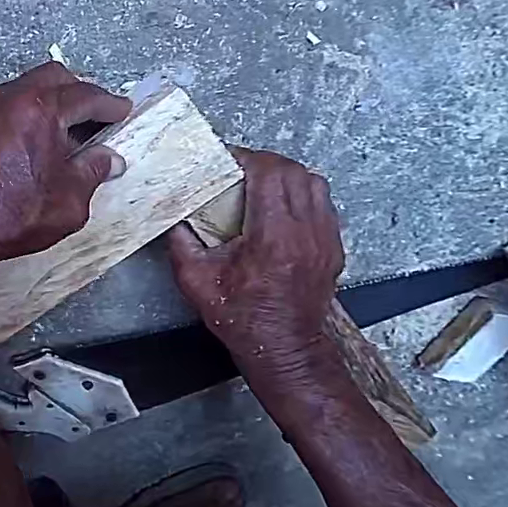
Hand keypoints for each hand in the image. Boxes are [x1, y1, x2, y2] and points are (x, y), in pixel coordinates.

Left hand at [0, 62, 129, 296]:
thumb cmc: (5, 217)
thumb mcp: (68, 201)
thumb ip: (92, 172)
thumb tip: (107, 160)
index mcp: (41, 110)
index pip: (87, 96)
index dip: (110, 105)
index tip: (122, 111)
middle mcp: (12, 98)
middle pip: (58, 78)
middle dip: (82, 94)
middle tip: (98, 118)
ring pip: (31, 87)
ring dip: (55, 101)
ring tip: (69, 132)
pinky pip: (12, 103)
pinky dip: (32, 112)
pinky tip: (40, 141)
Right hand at [166, 149, 351, 397]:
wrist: (284, 349)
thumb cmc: (245, 319)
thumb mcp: (196, 282)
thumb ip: (181, 243)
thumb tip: (175, 214)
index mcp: (273, 236)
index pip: (269, 173)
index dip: (247, 157)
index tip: (230, 159)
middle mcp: (305, 232)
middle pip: (293, 171)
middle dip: (266, 162)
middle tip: (243, 168)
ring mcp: (324, 239)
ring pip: (314, 183)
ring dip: (288, 176)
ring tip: (264, 184)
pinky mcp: (333, 248)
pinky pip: (324, 204)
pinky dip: (303, 195)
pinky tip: (283, 208)